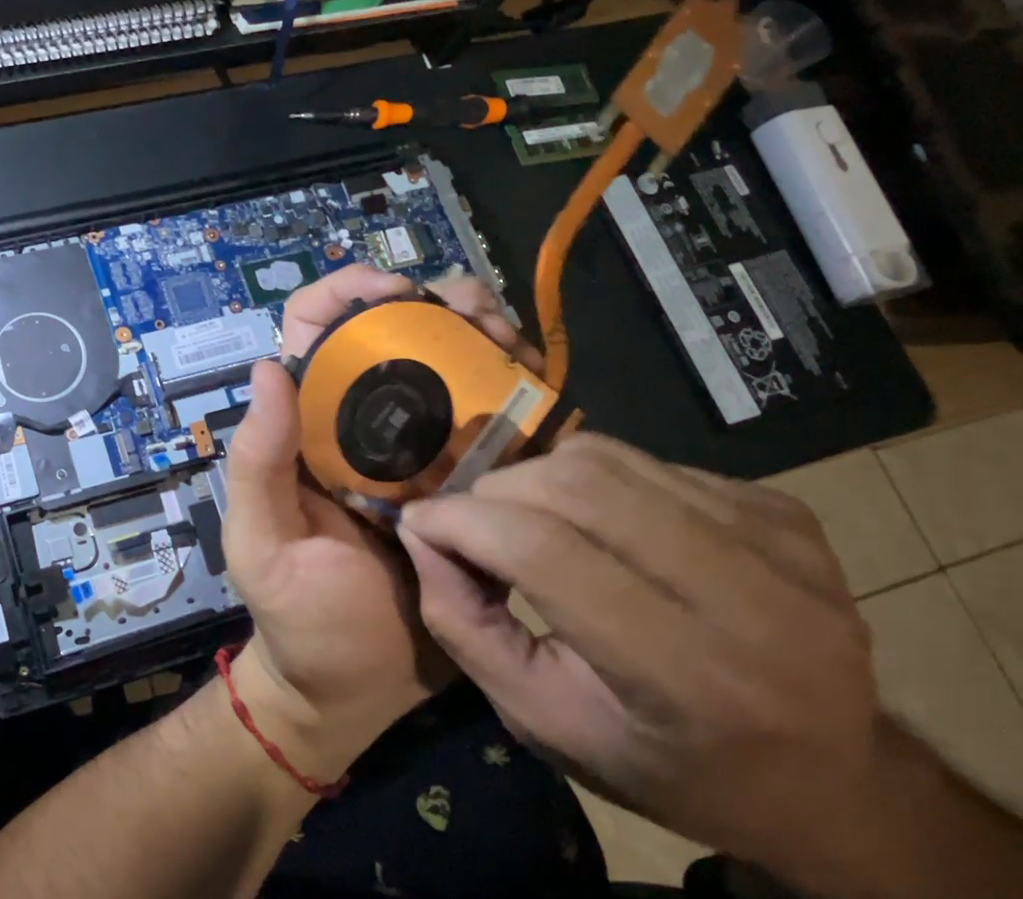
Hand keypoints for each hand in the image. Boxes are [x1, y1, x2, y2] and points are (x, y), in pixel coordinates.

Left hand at [222, 266, 535, 776]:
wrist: (357, 692)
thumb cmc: (299, 620)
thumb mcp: (262, 545)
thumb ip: (257, 464)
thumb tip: (266, 368)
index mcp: (307, 429)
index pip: (314, 331)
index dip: (348, 292)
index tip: (395, 289)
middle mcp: (362, 427)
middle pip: (394, 335)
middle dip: (438, 306)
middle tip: (481, 320)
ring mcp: (421, 455)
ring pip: (449, 367)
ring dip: (484, 338)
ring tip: (515, 348)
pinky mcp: (471, 489)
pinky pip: (495, 426)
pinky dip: (518, 395)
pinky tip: (542, 392)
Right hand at [396, 434, 881, 870]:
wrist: (824, 784)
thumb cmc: (661, 763)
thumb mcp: (539, 720)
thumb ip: (464, 623)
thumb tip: (422, 530)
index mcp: (688, 678)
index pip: (545, 553)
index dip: (462, 522)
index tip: (420, 523)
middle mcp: (751, 600)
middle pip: (579, 487)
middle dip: (494, 490)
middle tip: (471, 523)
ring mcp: (781, 547)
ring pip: (611, 459)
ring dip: (539, 477)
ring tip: (528, 521)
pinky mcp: (789, 515)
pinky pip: (652, 464)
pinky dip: (598, 484)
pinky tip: (604, 530)